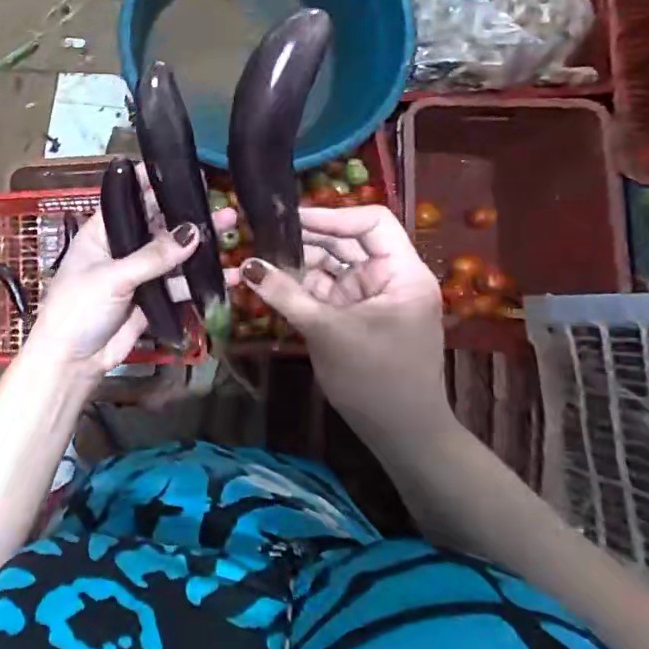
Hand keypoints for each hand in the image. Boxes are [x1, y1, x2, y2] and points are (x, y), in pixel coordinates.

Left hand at [21, 205, 229, 381]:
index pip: (126, 202)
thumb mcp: (112, 277)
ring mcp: (136, 276)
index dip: (149, 185)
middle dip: (184, 215)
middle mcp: (119, 250)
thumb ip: (153, 256)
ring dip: (199, 245)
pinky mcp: (151, 301)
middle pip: (156, 226)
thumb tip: (192, 232)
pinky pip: (178, 286)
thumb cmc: (77, 309)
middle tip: (218, 201)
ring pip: (172, 256)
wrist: (72, 361)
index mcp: (99, 235)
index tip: (179, 172)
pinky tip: (226, 273)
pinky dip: (200, 281)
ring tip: (231, 227)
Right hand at [239, 205, 448, 431]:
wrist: (398, 431)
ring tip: (254, 261)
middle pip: (344, 243)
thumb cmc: (375, 377)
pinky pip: (320, 291)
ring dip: (293, 264)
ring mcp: (366, 297)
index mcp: (402, 272)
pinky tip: (265, 283)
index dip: (331, 217)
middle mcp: (386, 277)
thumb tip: (246, 265)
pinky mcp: (350, 316)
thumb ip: (286, 294)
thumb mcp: (327, 331)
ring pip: (327, 266)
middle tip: (259, 237)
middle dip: (303, 241)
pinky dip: (295, 288)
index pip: (371, 223)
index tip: (289, 221)